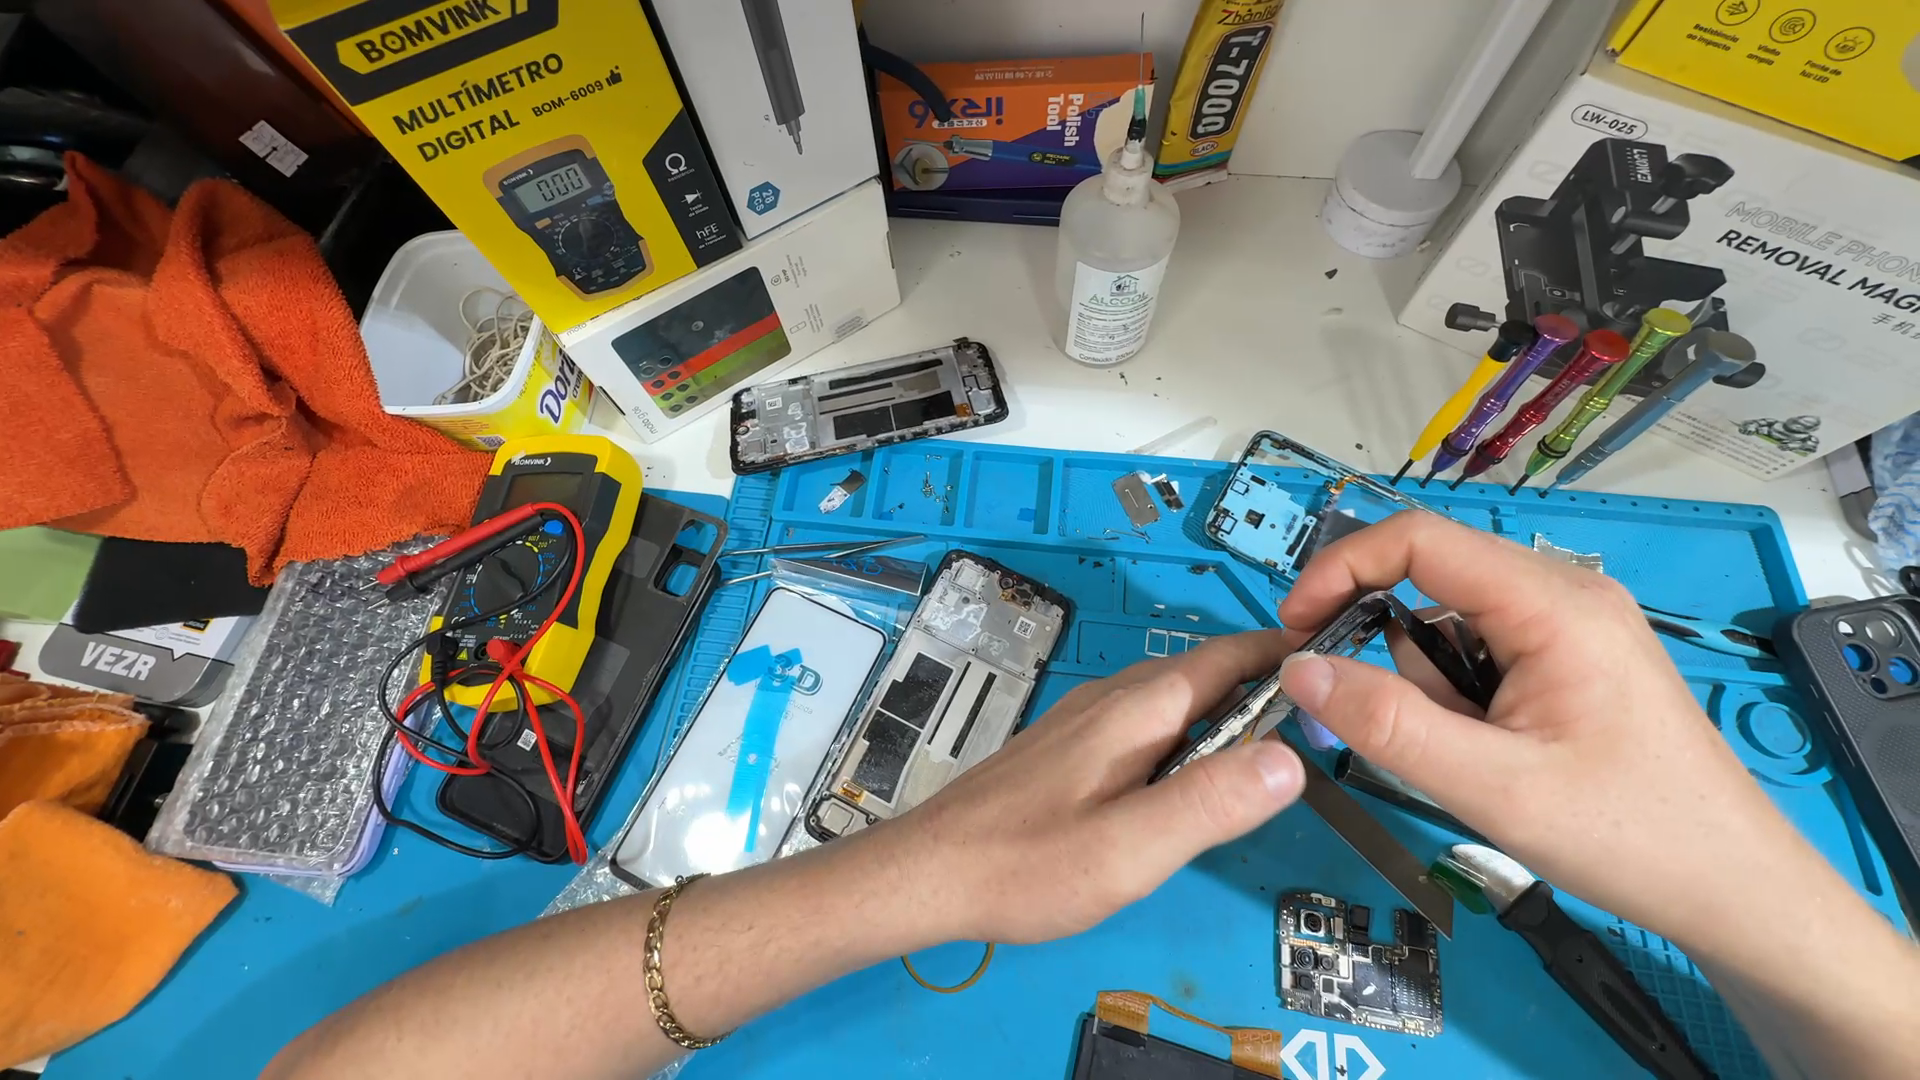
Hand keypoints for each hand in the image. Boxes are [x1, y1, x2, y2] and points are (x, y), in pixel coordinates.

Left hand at [890, 632, 1306, 945]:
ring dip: (1221, 715)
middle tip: (1313, 731)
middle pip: (1199, 675)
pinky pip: (1140, 723)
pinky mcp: (1066, 745)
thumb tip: (1290, 757)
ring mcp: (1083, 718)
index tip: (1334, 670)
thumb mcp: (1130, 848)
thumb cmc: (1030, 863)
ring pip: (1169, 699)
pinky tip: (1181, 781)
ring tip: (1261, 760)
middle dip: (1259, 689)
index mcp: (1135, 709)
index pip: (1223, 658)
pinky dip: (1182, 736)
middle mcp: (1110, 698)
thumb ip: (1209, 803)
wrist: (933, 869)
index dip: (1281, 655)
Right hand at [1273, 511, 1845, 958]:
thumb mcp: (1490, 786)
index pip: (1416, 539)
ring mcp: (1565, 622)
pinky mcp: (1562, 653)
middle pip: (1423, 579)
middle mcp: (1559, 593)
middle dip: (1381, 642)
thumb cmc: (1627, 836)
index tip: (1295, 627)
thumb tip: (1294, 667)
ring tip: (1462, 746)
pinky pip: (1469, 646)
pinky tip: (1482, 741)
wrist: (1737, 895)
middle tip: (1366, 708)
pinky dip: (1448, 690)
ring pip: (1440, 618)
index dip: (1340, 569)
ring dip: (1421, 679)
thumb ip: (1386, 723)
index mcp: (1551, 603)